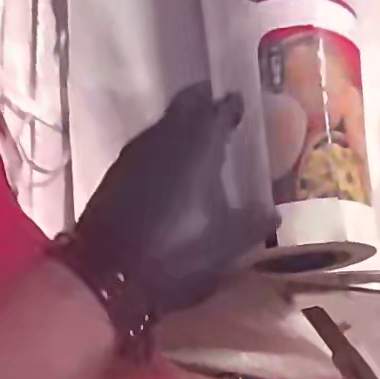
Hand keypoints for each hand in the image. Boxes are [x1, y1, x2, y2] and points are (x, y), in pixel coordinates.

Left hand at [70, 82, 275, 318]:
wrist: (105, 275)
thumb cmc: (173, 257)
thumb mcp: (223, 249)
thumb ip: (251, 225)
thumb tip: (274, 212)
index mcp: (197, 149)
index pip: (218, 111)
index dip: (232, 106)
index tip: (241, 105)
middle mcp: (164, 140)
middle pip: (185, 106)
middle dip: (203, 103)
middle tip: (218, 111)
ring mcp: (134, 154)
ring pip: (163, 125)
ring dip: (181, 126)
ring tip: (198, 141)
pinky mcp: (115, 173)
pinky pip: (146, 147)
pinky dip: (163, 148)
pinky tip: (170, 169)